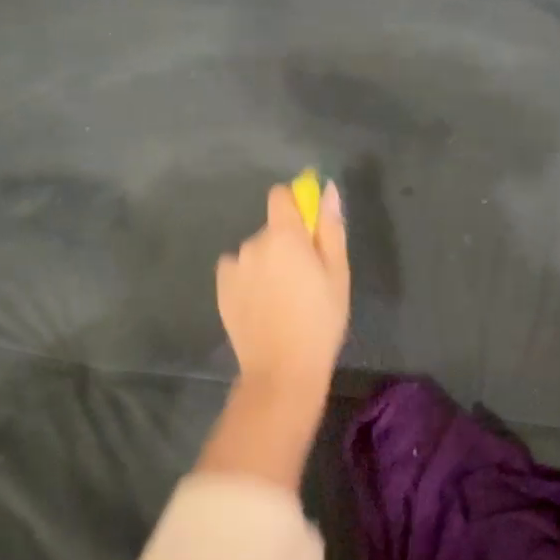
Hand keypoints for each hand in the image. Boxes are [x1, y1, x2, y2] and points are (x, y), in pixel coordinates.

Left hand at [216, 182, 349, 391]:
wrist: (281, 369)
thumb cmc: (320, 319)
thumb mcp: (337, 272)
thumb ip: (331, 228)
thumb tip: (329, 190)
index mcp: (284, 235)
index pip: (281, 195)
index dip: (295, 203)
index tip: (309, 226)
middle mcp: (253, 243)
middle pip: (271, 228)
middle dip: (287, 241)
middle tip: (306, 276)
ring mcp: (233, 266)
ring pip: (255, 251)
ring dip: (268, 262)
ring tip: (284, 296)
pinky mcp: (221, 289)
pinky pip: (238, 270)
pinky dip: (249, 278)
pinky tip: (262, 304)